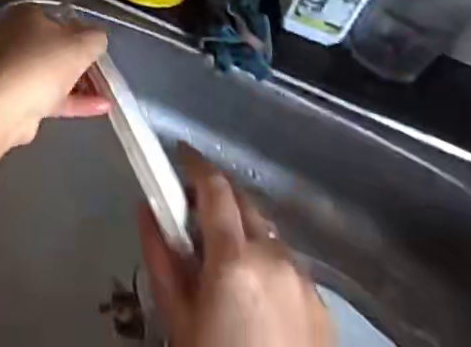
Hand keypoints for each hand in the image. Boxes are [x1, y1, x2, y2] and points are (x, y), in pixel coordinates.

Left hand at [0, 5, 109, 148]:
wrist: (2, 106)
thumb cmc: (41, 64)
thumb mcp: (79, 44)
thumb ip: (95, 37)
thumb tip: (97, 36)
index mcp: (27, 15)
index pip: (61, 17)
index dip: (83, 31)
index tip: (100, 47)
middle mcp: (17, 37)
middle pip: (58, 46)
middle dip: (84, 60)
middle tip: (107, 73)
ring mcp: (16, 67)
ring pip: (55, 72)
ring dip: (82, 82)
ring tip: (109, 92)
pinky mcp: (18, 95)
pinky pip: (52, 94)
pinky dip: (75, 100)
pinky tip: (102, 107)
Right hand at [138, 149, 334, 346]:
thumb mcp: (178, 315)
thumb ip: (160, 254)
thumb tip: (146, 207)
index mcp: (236, 258)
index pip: (215, 188)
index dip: (195, 164)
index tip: (178, 154)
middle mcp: (276, 258)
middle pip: (244, 202)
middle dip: (217, 195)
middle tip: (190, 207)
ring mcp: (306, 283)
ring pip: (268, 232)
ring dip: (242, 227)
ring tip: (219, 253)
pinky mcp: (324, 307)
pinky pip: (287, 263)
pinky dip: (265, 257)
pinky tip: (251, 287)